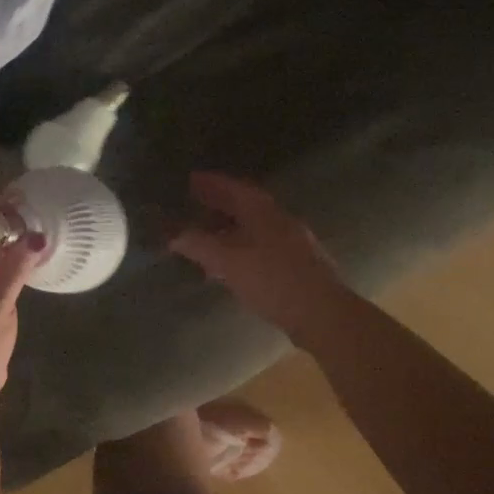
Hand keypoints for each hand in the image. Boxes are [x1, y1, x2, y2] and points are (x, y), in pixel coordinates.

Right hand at [167, 172, 351, 334]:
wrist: (323, 315)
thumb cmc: (272, 280)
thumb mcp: (227, 260)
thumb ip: (196, 244)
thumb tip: (170, 234)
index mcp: (264, 213)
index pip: (235, 188)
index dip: (212, 183)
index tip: (191, 179)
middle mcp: (280, 222)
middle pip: (246, 206)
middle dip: (219, 203)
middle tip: (195, 202)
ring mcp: (292, 244)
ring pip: (254, 227)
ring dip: (229, 227)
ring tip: (205, 235)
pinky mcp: (297, 266)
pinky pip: (261, 246)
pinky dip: (240, 246)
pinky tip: (229, 263)